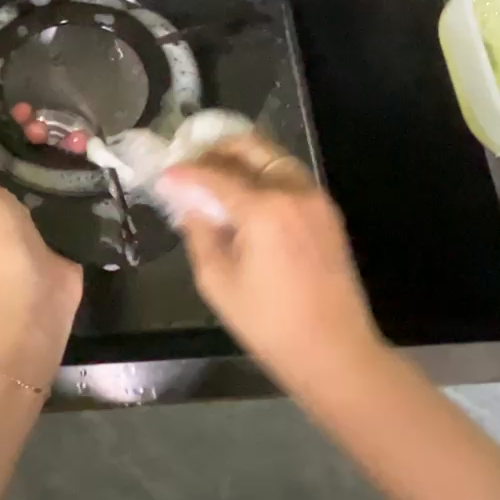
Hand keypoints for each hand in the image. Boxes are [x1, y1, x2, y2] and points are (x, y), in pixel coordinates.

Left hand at [0, 133, 82, 364]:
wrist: (36, 298)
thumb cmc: (1, 245)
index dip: (7, 128)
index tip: (24, 112)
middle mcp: (9, 202)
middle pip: (25, 158)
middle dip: (39, 138)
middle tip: (52, 128)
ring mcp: (39, 215)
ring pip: (51, 172)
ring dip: (64, 152)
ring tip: (82, 138)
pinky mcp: (64, 226)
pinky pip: (73, 192)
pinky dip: (84, 174)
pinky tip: (96, 158)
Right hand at [155, 134, 383, 379]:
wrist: (335, 353)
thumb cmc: (269, 323)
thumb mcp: (217, 281)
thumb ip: (200, 233)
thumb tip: (191, 205)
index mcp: (264, 209)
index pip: (214, 174)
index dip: (184, 172)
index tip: (164, 175)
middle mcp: (293, 192)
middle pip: (250, 147)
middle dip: (215, 150)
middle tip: (191, 165)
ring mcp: (315, 200)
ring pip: (272, 158)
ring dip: (241, 160)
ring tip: (215, 179)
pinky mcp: (327, 213)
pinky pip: (289, 178)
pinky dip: (263, 176)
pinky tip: (245, 198)